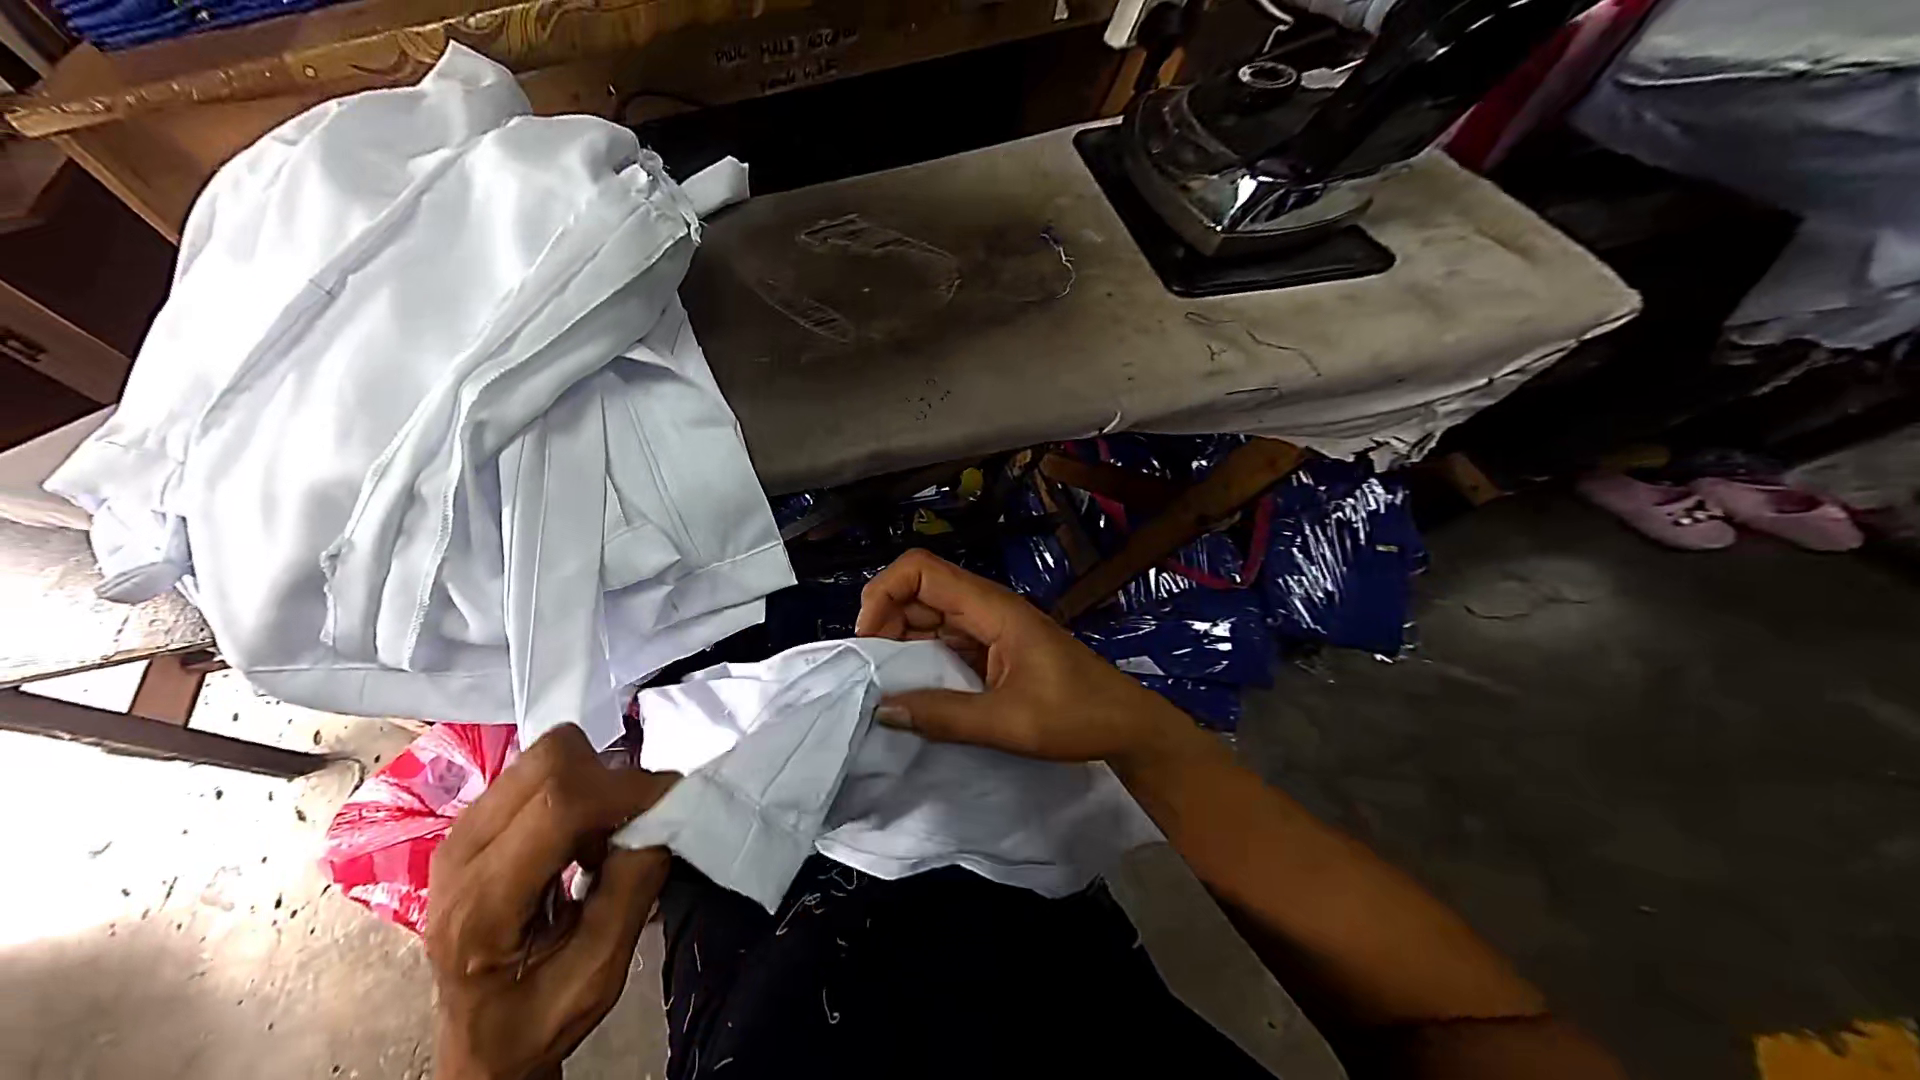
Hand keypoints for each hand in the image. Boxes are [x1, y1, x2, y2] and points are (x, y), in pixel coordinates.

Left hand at [426, 725, 676, 1079]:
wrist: (482, 1041)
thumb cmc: (537, 1018)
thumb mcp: (598, 975)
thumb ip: (632, 890)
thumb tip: (662, 816)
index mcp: (481, 907)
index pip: (559, 805)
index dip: (628, 790)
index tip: (671, 803)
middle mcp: (461, 853)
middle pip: (550, 760)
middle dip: (610, 779)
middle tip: (633, 824)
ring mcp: (462, 832)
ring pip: (546, 754)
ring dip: (594, 781)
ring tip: (603, 837)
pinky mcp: (476, 821)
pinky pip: (540, 770)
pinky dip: (579, 787)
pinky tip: (581, 838)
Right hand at [855, 548, 1195, 765]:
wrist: (1127, 725)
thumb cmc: (1076, 716)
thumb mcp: (1008, 722)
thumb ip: (944, 716)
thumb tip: (883, 710)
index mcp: (992, 608)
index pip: (922, 569)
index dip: (885, 592)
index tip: (870, 640)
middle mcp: (987, 608)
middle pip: (919, 589)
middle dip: (885, 619)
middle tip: (872, 669)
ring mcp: (990, 627)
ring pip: (929, 615)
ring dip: (901, 640)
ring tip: (884, 681)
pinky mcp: (994, 648)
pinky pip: (945, 640)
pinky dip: (921, 657)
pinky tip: (912, 687)